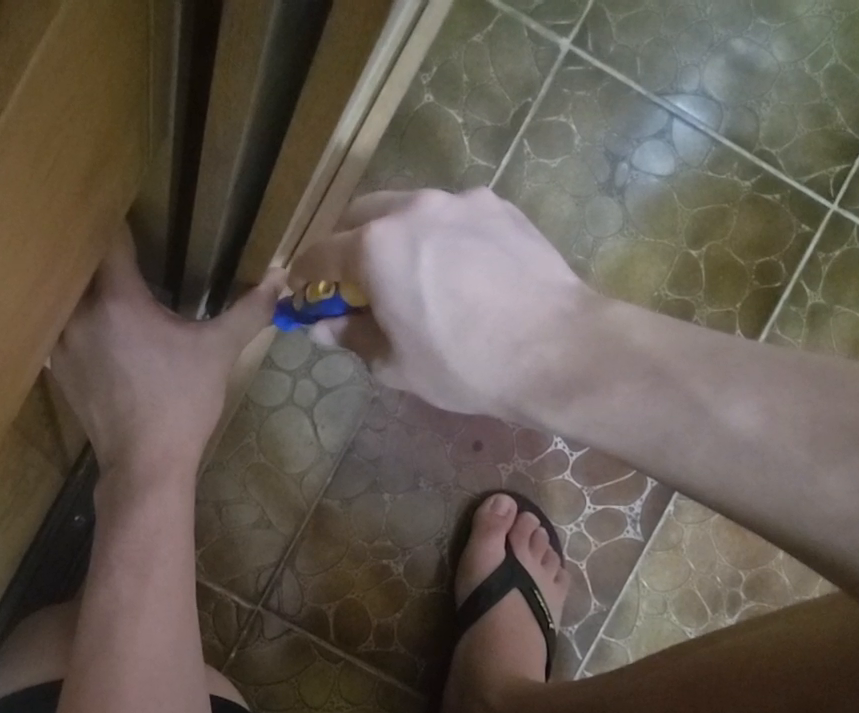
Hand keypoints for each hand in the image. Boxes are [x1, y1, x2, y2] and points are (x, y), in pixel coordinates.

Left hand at [51, 231, 280, 481]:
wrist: (145, 463)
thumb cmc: (183, 404)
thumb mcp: (219, 352)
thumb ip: (249, 310)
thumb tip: (280, 277)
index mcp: (117, 299)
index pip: (108, 238)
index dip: (120, 222)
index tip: (134, 215)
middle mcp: (80, 313)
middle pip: (80, 262)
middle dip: (100, 253)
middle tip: (123, 247)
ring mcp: (63, 342)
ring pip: (65, 295)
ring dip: (83, 285)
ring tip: (110, 293)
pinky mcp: (58, 368)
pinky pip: (60, 326)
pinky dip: (75, 318)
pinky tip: (96, 324)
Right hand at [289, 188, 605, 422]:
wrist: (555, 349)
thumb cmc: (462, 364)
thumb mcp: (394, 364)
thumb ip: (351, 337)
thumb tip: (323, 327)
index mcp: (375, 247)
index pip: (319, 255)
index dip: (303, 279)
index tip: (302, 297)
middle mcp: (413, 209)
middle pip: (361, 217)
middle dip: (348, 248)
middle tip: (356, 287)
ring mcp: (461, 202)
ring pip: (409, 211)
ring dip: (394, 238)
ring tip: (411, 278)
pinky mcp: (499, 207)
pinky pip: (451, 216)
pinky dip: (438, 237)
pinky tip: (457, 273)